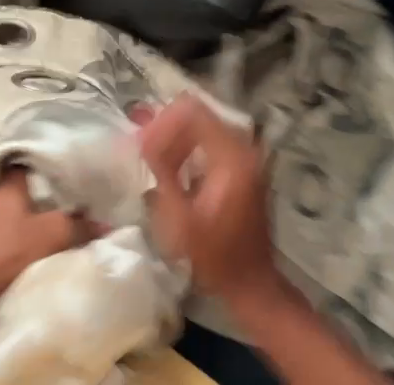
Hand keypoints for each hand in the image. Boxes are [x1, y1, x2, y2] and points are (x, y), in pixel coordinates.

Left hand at [0, 168, 94, 297]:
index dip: (49, 159)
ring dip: (40, 209)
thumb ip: (78, 225)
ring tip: (68, 212)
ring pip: (22, 205)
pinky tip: (47, 233)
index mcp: (8, 182)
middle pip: (27, 184)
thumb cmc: (8, 248)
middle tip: (76, 191)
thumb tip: (108, 224)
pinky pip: (16, 223)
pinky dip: (31, 226)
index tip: (71, 162)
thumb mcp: (50, 234)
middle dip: (49, 188)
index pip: (29, 158)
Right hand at [137, 96, 288, 315]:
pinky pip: (207, 138)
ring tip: (152, 160)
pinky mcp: (241, 164)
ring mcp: (245, 155)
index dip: (161, 122)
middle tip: (142, 151)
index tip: (142, 146)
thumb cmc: (216, 256)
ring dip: (173, 137)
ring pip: (199, 123)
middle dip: (165, 127)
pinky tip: (169, 166)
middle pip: (195, 113)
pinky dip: (185, 146)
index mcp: (232, 157)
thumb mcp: (180, 217)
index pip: (191, 111)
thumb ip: (162, 170)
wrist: (251, 283)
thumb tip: (142, 136)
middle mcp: (243, 148)